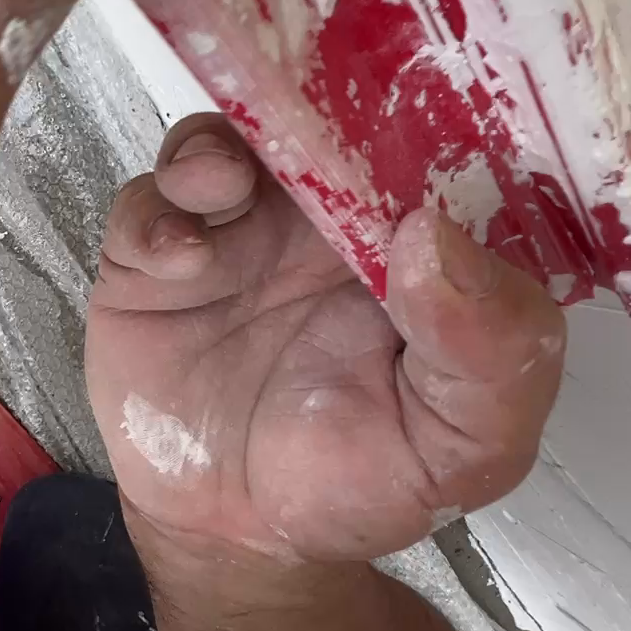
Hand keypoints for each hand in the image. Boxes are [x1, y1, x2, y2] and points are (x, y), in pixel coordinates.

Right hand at [86, 114, 567, 561]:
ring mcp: (221, 237)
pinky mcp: (146, 263)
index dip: (407, 112)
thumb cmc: (352, 479)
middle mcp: (304, 225)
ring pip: (208, 146)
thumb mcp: (461, 444)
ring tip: (215, 188)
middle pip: (294, 125)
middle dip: (286, 110)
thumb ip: (489, 354)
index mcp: (393, 245)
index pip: (408, 149)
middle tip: (288, 137)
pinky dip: (153, 218)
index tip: (401, 105)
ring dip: (208, 151)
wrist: (231, 525)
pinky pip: (141, 210)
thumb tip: (434, 236)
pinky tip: (176, 261)